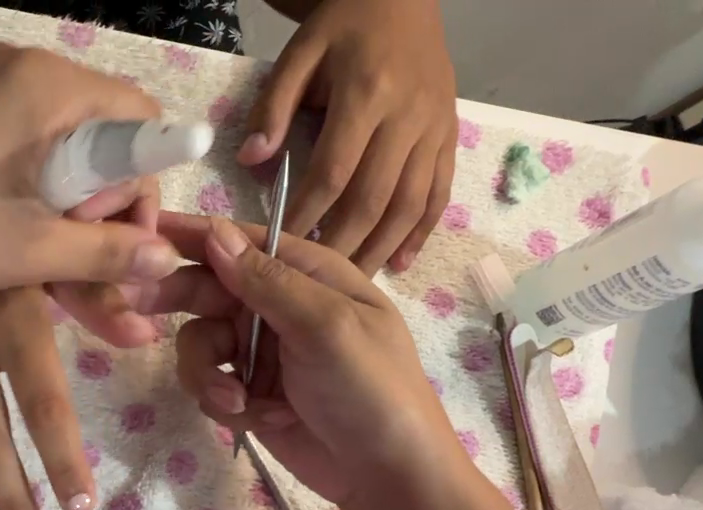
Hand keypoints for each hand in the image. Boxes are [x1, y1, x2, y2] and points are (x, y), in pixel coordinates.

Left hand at [0, 43, 181, 309]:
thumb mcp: (29, 253)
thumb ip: (107, 251)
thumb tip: (166, 256)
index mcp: (45, 83)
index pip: (138, 118)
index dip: (142, 187)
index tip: (118, 244)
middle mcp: (16, 63)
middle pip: (101, 124)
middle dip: (104, 194)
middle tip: (75, 252)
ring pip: (59, 134)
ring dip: (68, 194)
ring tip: (40, 246)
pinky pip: (20, 135)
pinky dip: (32, 180)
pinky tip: (10, 223)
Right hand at [149, 213, 461, 506]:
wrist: (383, 472)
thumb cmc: (370, 388)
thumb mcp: (325, 325)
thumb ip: (266, 281)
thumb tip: (214, 232)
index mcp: (304, 274)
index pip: (237, 242)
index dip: (190, 237)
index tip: (139, 236)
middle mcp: (274, 308)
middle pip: (205, 291)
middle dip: (174, 302)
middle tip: (134, 308)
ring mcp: (259, 353)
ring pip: (198, 346)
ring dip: (207, 375)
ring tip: (234, 402)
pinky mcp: (247, 394)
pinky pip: (208, 387)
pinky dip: (224, 404)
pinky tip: (258, 419)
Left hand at [241, 0, 456, 275]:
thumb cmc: (342, 28)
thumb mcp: (299, 54)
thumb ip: (273, 107)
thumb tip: (252, 160)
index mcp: (368, 95)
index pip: (333, 172)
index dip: (306, 217)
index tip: (278, 253)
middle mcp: (409, 116)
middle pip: (373, 198)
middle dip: (340, 246)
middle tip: (310, 288)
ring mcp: (435, 129)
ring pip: (409, 203)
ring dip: (380, 250)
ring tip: (350, 287)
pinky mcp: (450, 137)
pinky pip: (439, 193)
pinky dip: (421, 232)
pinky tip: (400, 263)